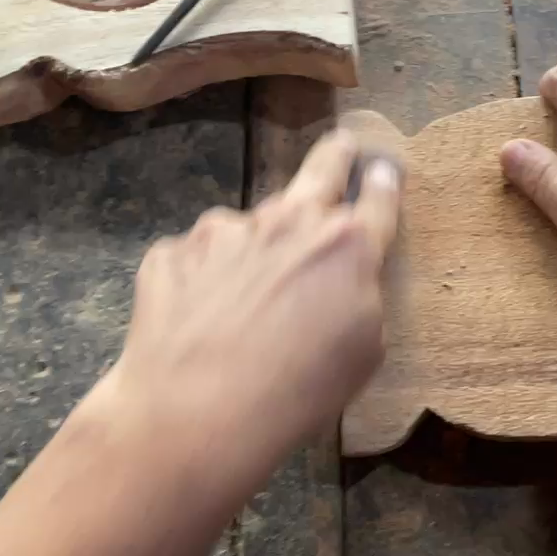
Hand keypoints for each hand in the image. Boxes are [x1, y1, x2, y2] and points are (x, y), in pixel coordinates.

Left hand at [104, 131, 402, 469]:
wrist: (198, 412)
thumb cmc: (302, 390)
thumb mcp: (365, 351)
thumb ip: (362, 296)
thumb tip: (343, 278)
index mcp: (347, 245)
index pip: (376, 201)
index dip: (383, 184)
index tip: (382, 169)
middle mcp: (288, 221)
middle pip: (320, 171)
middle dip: (336, 155)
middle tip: (342, 144)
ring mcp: (224, 230)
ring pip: (252, 225)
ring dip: (259, 244)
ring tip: (246, 300)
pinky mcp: (173, 250)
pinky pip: (200, 259)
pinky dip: (206, 280)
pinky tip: (199, 321)